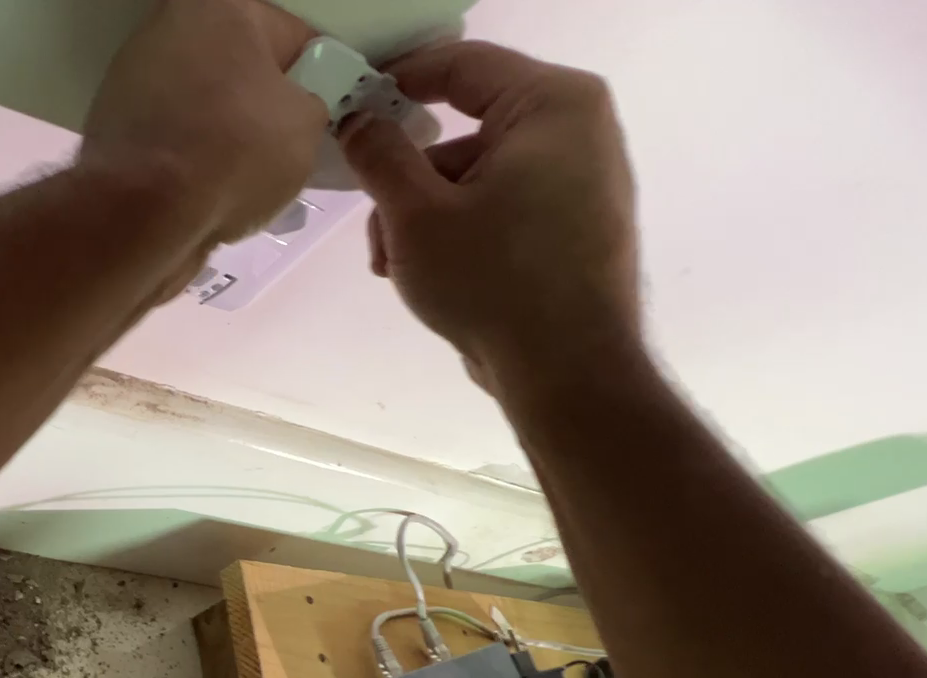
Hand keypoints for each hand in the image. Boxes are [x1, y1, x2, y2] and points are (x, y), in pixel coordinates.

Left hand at [81, 0, 327, 251]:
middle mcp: (165, 32)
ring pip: (198, 119)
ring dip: (218, 148)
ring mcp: (128, 87)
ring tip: (238, 190)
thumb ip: (308, 109)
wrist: (140, 219)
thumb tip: (291, 118)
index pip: (292, 38)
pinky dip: (182, 175)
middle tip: (278, 158)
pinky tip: (199, 201)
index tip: (318, 121)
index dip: (314, 84)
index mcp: (221, 5)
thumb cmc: (231, 156)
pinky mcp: (108, 140)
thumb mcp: (306, 128)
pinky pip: (166, 155)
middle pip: (235, 77)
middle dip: (258, 115)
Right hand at [341, 42, 641, 397]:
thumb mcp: (415, 216)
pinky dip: (454, 233)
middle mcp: (575, 129)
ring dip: (420, 219)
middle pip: (461, 134)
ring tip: (396, 270)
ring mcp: (577, 181)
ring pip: (471, 179)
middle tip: (374, 228)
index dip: (397, 79)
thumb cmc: (490, 278)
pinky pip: (496, 209)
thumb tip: (358, 119)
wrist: (564, 364)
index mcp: (550, 104)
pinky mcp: (568, 226)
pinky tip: (431, 277)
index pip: (461, 64)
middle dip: (406, 183)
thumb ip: (381, 157)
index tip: (350, 103)